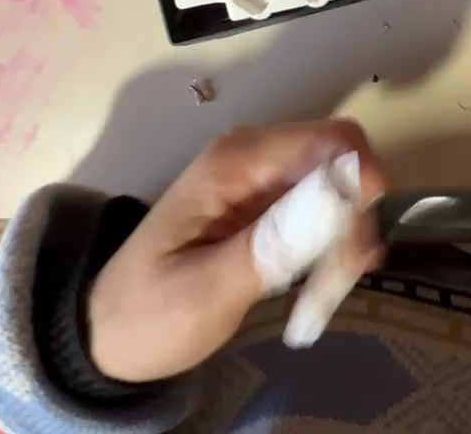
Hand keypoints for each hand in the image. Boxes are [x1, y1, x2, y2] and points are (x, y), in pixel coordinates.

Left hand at [87, 120, 387, 382]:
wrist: (106, 330)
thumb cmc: (150, 313)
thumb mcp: (209, 289)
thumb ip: (277, 241)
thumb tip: (345, 189)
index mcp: (238, 160)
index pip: (331, 140)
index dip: (364, 183)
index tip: (362, 249)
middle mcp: (255, 152)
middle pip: (341, 161)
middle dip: (354, 221)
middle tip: (337, 285)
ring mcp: (262, 174)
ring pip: (338, 186)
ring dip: (344, 239)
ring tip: (320, 298)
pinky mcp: (267, 199)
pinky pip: (322, 206)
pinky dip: (330, 244)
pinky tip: (317, 285)